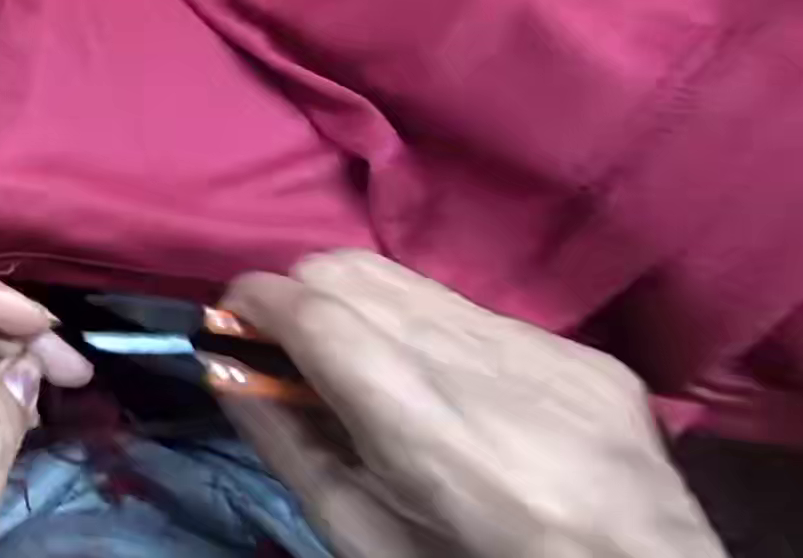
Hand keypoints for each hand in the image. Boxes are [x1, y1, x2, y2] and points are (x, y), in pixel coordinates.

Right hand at [215, 251, 724, 557]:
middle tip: (289, 347)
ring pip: (394, 274)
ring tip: (357, 358)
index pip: (317, 314)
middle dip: (294, 293)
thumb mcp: (360, 539)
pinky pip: (456, 304)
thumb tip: (220, 362)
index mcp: (444, 446)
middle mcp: (498, 376)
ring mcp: (550, 355)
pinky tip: (440, 384)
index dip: (253, 300)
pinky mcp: (583, 355)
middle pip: (346, 271)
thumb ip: (281, 439)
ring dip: (347, 301)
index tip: (229, 324)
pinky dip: (414, 325)